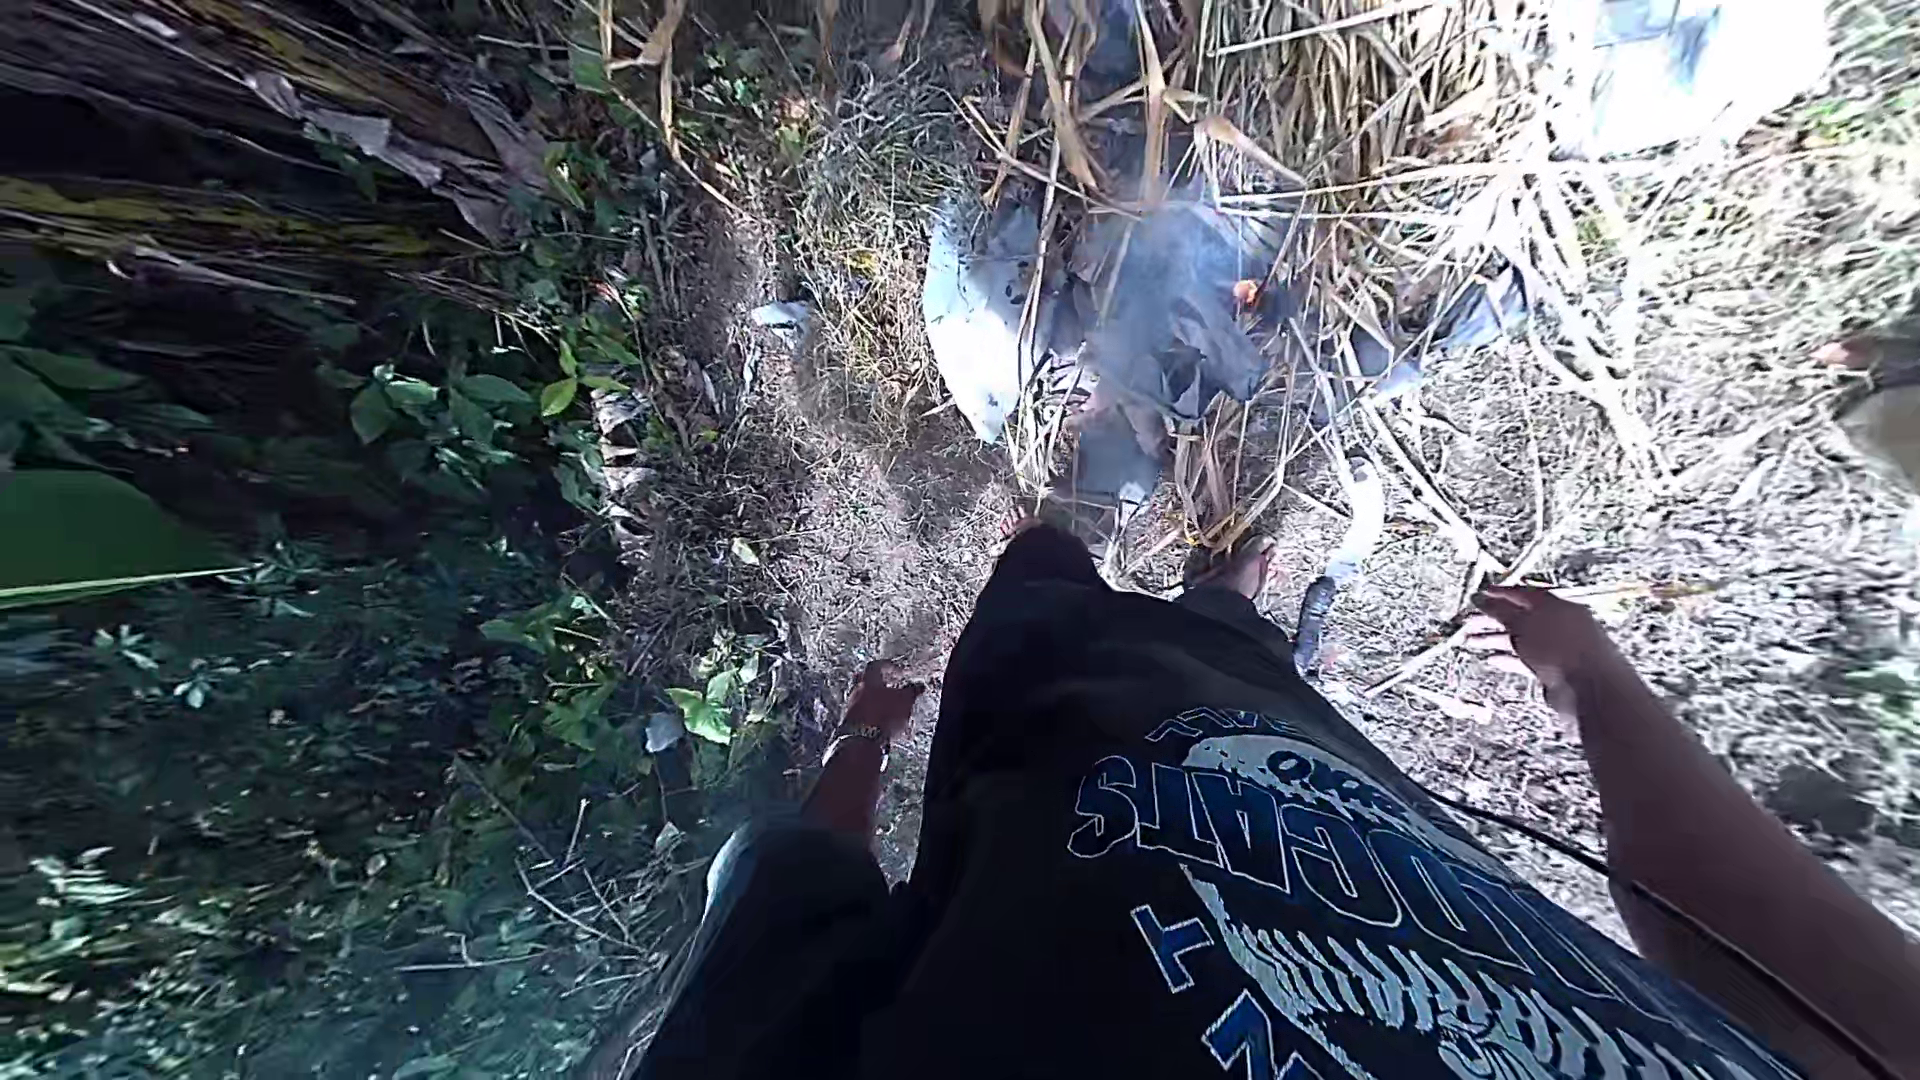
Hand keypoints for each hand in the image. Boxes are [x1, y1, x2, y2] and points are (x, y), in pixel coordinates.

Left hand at [843, 660, 923, 740]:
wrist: (862, 740)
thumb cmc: (883, 714)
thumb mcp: (905, 700)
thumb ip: (912, 690)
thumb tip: (918, 686)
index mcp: (868, 679)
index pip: (876, 665)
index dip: (888, 666)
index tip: (897, 670)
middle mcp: (856, 691)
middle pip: (866, 681)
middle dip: (879, 683)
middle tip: (891, 687)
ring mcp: (851, 708)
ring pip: (863, 698)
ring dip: (875, 701)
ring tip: (889, 707)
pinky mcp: (850, 724)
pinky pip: (862, 714)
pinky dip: (872, 715)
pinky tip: (882, 721)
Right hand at [1465, 586, 1630, 714]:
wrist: (1592, 689)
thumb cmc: (1561, 649)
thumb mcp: (1524, 624)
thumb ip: (1501, 611)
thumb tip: (1483, 600)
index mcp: (1559, 607)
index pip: (1525, 594)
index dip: (1501, 592)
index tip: (1481, 593)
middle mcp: (1562, 625)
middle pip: (1521, 617)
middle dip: (1493, 618)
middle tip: (1469, 620)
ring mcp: (1560, 647)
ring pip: (1521, 638)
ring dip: (1495, 639)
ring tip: (1471, 641)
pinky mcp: (1556, 667)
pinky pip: (1527, 658)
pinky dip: (1508, 658)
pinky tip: (1493, 660)